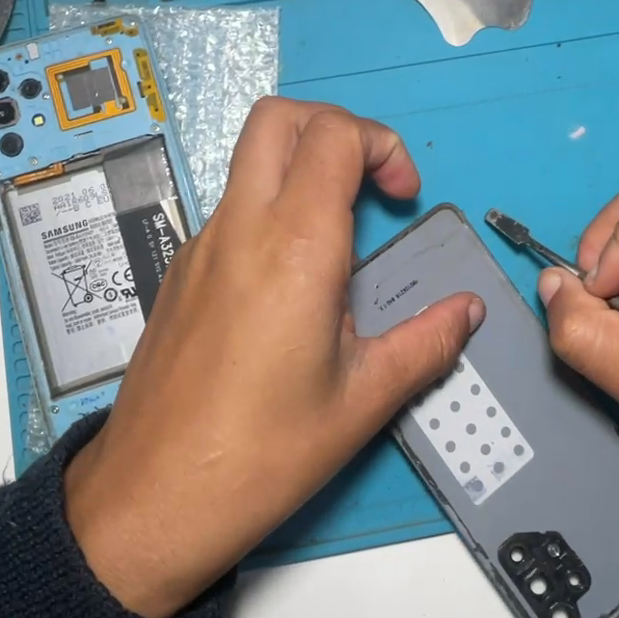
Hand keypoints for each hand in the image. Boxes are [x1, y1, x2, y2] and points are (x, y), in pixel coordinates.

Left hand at [64, 98, 483, 617]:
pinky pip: (232, 207)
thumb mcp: (362, 401)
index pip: (334, 136)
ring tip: (339, 240)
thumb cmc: (264, 453)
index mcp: (295, 246)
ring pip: (249, 158)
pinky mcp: (181, 270)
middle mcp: (241, 227)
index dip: (382, 145)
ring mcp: (201, 244)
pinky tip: (292, 282)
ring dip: (301, 167)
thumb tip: (468, 311)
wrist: (150, 499)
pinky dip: (272, 207)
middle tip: (368, 184)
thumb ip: (426, 343)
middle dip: (335, 128)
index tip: (402, 198)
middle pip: (278, 118)